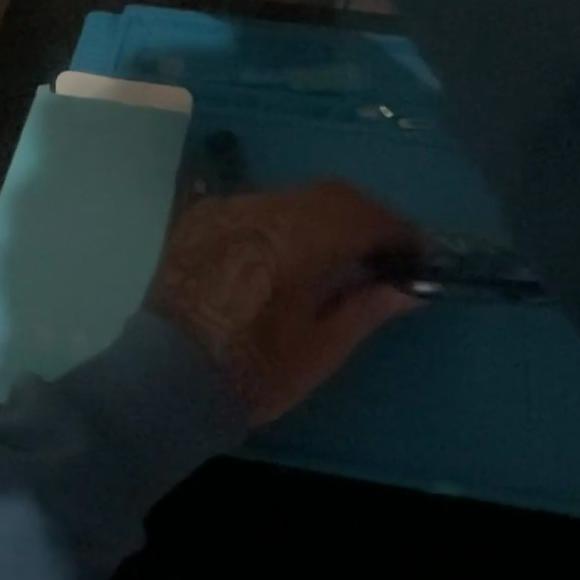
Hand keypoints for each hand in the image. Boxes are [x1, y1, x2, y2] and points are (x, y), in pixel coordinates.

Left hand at [153, 180, 421, 424]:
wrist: (164, 383)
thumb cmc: (250, 373)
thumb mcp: (320, 349)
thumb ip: (367, 307)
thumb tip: (410, 287)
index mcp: (294, 241)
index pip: (361, 214)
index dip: (396, 230)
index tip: (415, 253)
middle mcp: (257, 211)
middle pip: (327, 197)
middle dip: (362, 220)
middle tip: (380, 254)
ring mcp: (222, 211)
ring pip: (289, 198)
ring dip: (320, 218)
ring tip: (333, 255)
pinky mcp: (198, 219)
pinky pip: (254, 207)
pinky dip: (281, 222)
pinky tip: (284, 252)